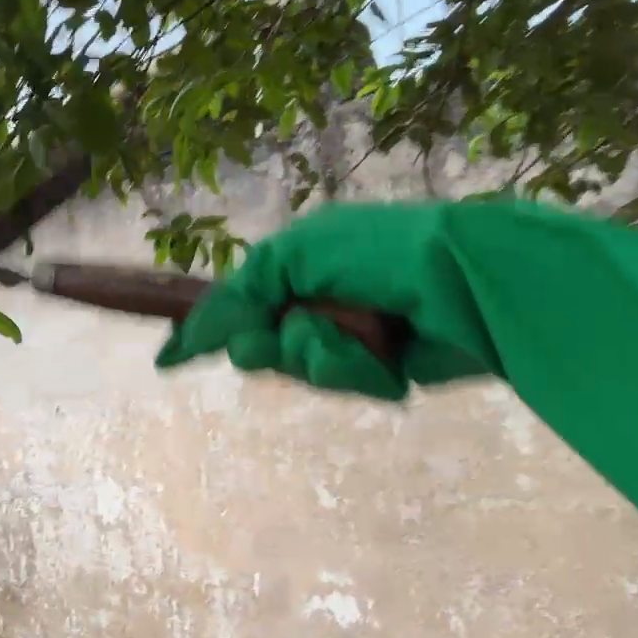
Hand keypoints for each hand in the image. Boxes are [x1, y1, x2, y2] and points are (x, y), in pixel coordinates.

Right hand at [155, 201, 498, 399]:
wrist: (469, 280)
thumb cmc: (375, 254)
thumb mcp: (291, 256)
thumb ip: (238, 294)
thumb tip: (191, 335)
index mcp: (297, 265)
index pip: (237, 303)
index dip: (204, 331)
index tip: (168, 360)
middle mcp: (318, 300)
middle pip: (260, 344)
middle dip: (268, 344)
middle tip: (285, 335)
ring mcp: (350, 335)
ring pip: (298, 366)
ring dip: (316, 354)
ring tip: (351, 339)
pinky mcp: (382, 368)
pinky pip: (342, 382)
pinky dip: (354, 371)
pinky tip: (380, 358)